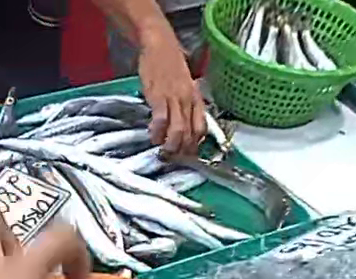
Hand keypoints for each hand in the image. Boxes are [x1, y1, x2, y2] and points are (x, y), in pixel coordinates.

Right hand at [137, 37, 205, 154]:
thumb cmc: (170, 65)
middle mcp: (187, 100)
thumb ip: (185, 104)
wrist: (159, 44)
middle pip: (190, 133)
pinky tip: (153, 135)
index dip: (195, 145)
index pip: (202, 128)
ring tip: (163, 150)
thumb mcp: (184, 85)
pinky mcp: (159, 97)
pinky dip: (157, 133)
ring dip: (171, 145)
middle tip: (173, 156)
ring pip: (178, 130)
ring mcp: (174, 98)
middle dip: (182, 150)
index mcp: (196, 98)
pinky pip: (161, 121)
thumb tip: (183, 126)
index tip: (186, 153)